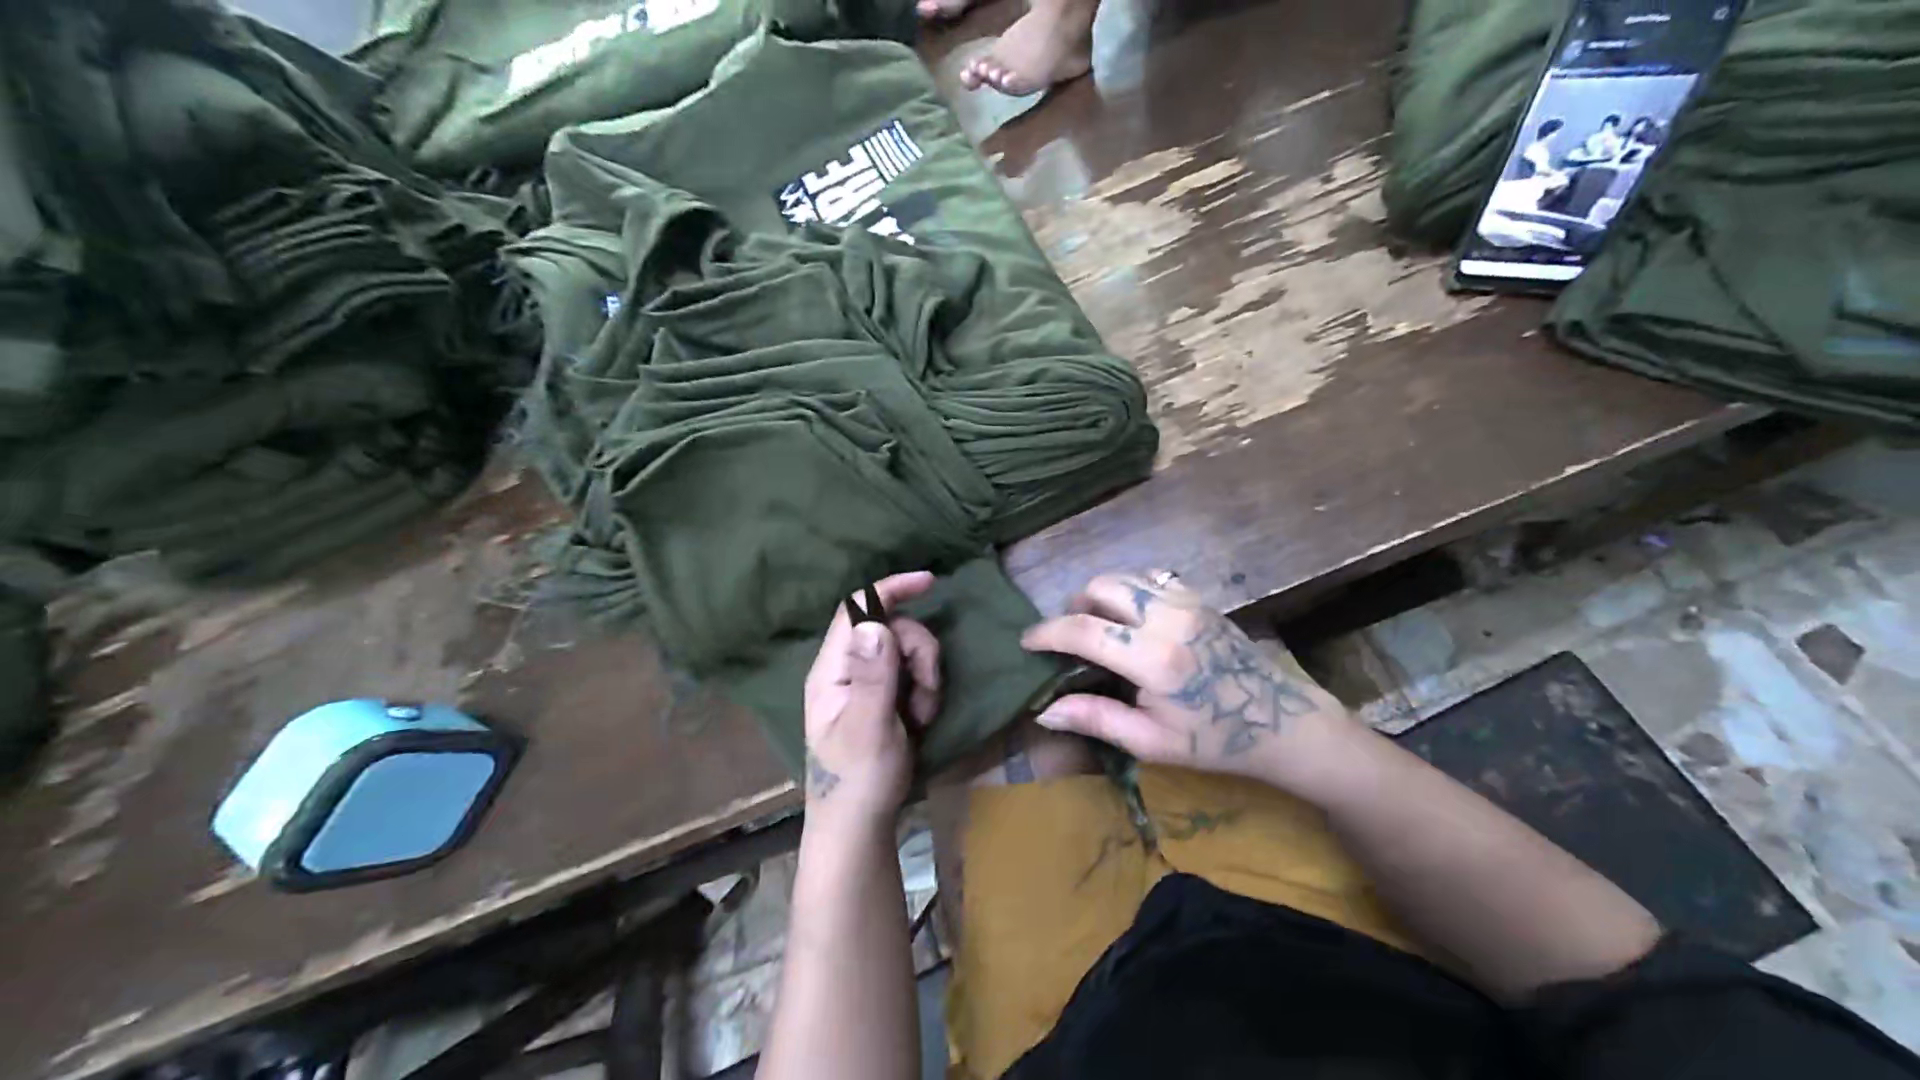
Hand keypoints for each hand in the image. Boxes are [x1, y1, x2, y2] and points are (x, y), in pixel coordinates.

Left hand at [802, 571, 943, 830]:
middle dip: (919, 652)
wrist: (859, 825)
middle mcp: (845, 668)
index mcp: (831, 670)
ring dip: (925, 676)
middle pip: (891, 627)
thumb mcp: (869, 727)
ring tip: (921, 714)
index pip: (857, 609)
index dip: (891, 590)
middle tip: (925, 693)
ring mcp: (865, 682)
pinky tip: (920, 718)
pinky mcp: (883, 696)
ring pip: (906, 650)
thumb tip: (876, 623)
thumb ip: (874, 675)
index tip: (929, 583)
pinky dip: (924, 690)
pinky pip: (912, 673)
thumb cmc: (859, 779)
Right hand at [1019, 571, 1349, 785]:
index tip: (1026, 641)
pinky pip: (1150, 578)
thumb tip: (1043, 710)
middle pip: (1101, 586)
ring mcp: (1188, 602)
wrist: (1282, 722)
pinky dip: (1128, 591)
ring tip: (1098, 626)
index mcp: (1154, 659)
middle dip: (1074, 606)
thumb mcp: (1151, 742)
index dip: (1046, 632)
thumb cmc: (1214, 740)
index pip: (1083, 630)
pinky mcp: (1199, 598)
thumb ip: (1096, 718)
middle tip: (1069, 637)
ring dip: (1100, 595)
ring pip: (1124, 576)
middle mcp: (1169, 618)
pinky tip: (1130, 619)